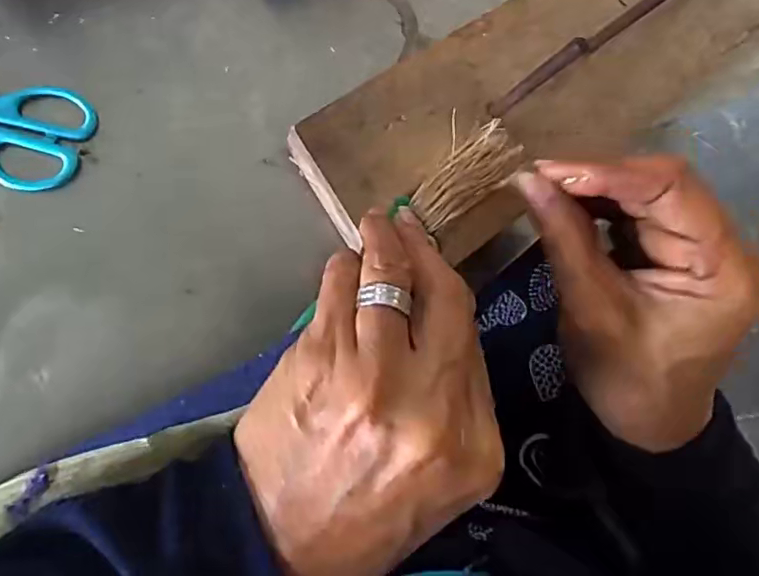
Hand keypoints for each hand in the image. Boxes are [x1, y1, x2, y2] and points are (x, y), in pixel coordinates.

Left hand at [234, 211, 503, 575]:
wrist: (285, 536)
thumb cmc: (369, 507)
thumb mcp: (440, 475)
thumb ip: (452, 397)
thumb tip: (435, 316)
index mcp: (472, 442)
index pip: (469, 333)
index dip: (448, 279)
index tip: (434, 251)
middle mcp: (427, 403)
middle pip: (437, 296)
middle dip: (420, 247)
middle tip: (403, 221)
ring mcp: (369, 375)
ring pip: (381, 281)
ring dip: (375, 246)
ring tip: (372, 230)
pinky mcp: (318, 356)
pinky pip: (336, 289)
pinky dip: (341, 267)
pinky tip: (342, 264)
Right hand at [515, 156, 758, 452]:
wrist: (648, 420)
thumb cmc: (626, 375)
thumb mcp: (590, 307)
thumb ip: (564, 237)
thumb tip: (526, 178)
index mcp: (724, 268)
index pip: (671, 190)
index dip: (607, 172)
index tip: (546, 172)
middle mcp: (725, 248)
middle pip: (663, 182)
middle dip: (597, 174)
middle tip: (538, 178)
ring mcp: (704, 246)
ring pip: (647, 187)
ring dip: (593, 184)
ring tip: (544, 187)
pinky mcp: (677, 248)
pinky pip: (637, 205)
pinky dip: (596, 199)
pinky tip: (564, 201)